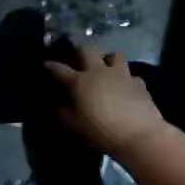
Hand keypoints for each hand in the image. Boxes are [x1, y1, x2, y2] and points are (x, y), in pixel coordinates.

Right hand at [44, 45, 168, 156]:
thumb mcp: (75, 125)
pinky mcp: (139, 83)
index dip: (51, 66)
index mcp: (80, 82)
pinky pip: (130, 74)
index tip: (45, 64)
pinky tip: (124, 88)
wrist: (139, 135)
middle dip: (80, 50)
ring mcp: (122, 75)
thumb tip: (54, 105)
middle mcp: (99, 72)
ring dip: (107, 59)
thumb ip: (62, 113)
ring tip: (105, 69)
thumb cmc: (101, 131)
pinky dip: (125, 79)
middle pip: (88, 49)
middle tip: (78, 58)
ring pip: (114, 55)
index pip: (60, 69)